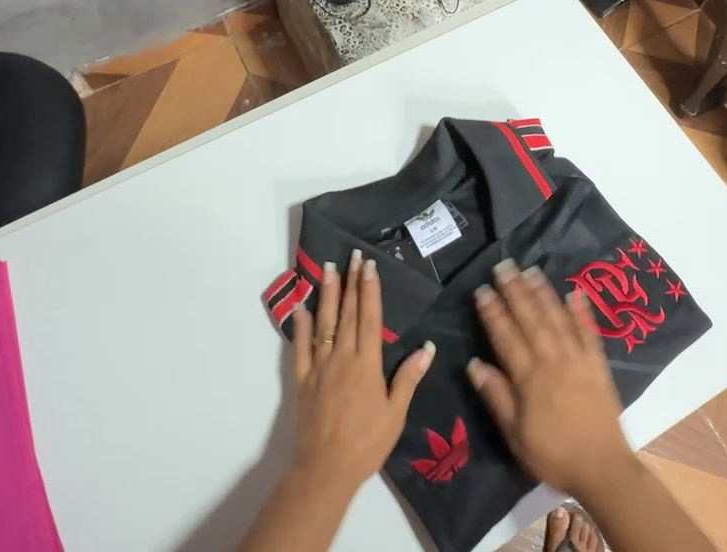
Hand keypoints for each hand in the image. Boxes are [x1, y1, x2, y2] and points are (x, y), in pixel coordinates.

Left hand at [287, 250, 435, 491]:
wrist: (325, 469)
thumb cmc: (367, 444)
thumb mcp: (396, 414)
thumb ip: (408, 378)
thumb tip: (426, 348)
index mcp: (367, 364)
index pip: (370, 318)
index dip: (370, 290)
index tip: (370, 267)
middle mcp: (342, 357)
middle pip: (348, 313)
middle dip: (352, 283)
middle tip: (353, 256)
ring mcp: (319, 366)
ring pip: (324, 323)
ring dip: (328, 294)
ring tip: (328, 268)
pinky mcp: (301, 380)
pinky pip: (300, 347)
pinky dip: (300, 325)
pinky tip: (301, 307)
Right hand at [468, 259, 639, 499]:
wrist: (603, 469)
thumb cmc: (553, 454)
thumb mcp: (515, 434)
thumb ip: (496, 396)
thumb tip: (474, 364)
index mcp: (529, 378)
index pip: (506, 337)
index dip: (493, 312)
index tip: (482, 289)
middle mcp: (552, 360)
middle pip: (531, 319)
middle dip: (515, 291)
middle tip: (504, 266)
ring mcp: (578, 360)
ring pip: (557, 319)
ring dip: (543, 293)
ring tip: (531, 270)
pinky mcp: (598, 365)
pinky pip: (589, 332)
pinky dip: (582, 311)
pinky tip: (575, 292)